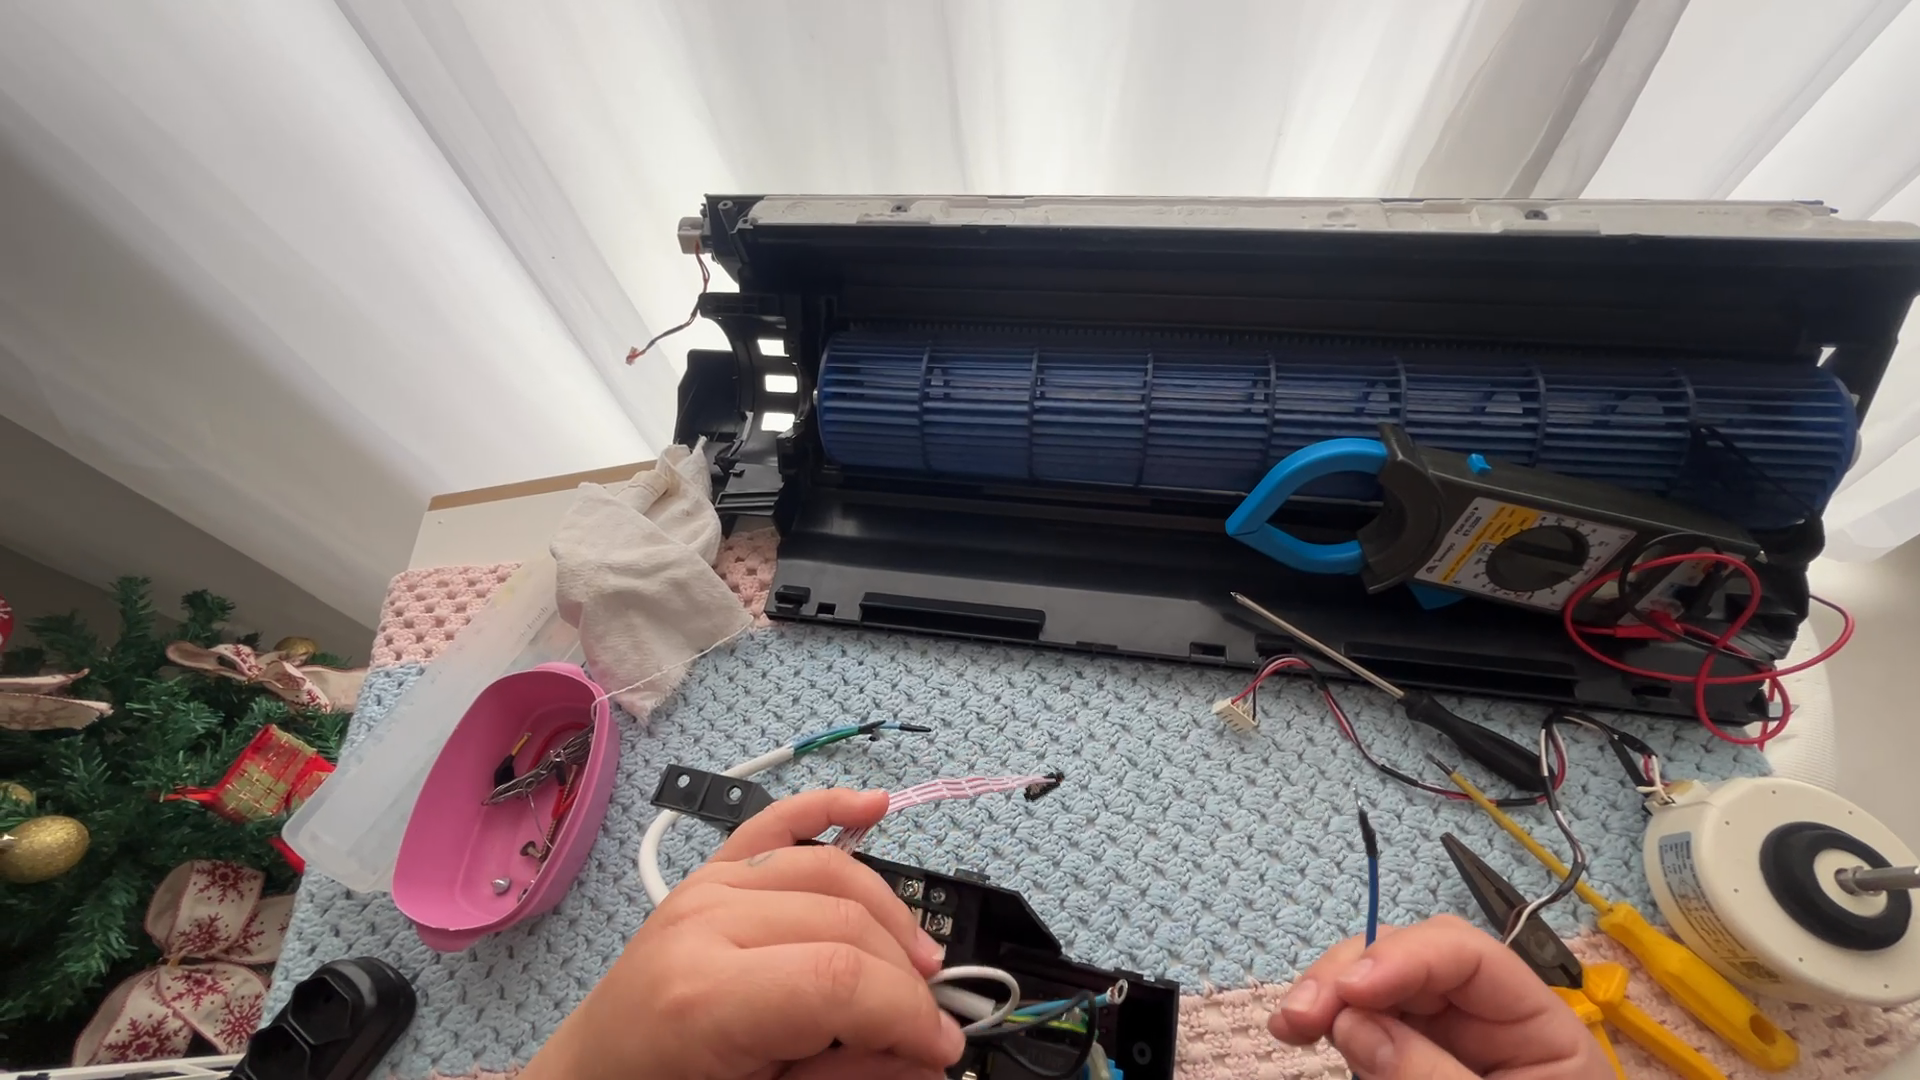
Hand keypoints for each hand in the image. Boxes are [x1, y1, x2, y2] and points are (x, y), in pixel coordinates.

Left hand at [522, 789, 964, 1079]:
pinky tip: (874, 804)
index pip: (840, 977)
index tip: (943, 1048)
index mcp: (703, 995)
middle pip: (843, 920)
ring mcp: (707, 885)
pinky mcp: (710, 873)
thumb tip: (925, 1055)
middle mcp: (707, 919)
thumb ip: (844, 1074)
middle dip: (902, 971)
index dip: (906, 1012)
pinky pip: (776, 824)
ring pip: (828, 871)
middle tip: (933, 1020)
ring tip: (919, 956)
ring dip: (887, 908)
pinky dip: (827, 807)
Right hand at [1268, 915, 1611, 1078]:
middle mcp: (1483, 1012)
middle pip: (1405, 955)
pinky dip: (1328, 1018)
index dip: (1400, 956)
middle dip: (1347, 974)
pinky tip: (1296, 1028)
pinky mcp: (1409, 1050)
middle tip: (1300, 1014)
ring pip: (1373, 977)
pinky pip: (1363, 1015)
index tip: (1349, 991)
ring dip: (1326, 993)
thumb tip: (1352, 1024)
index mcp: (1535, 1027)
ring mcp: (1443, 1029)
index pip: (1464, 954)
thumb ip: (1432, 1078)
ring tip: (1289, 1024)